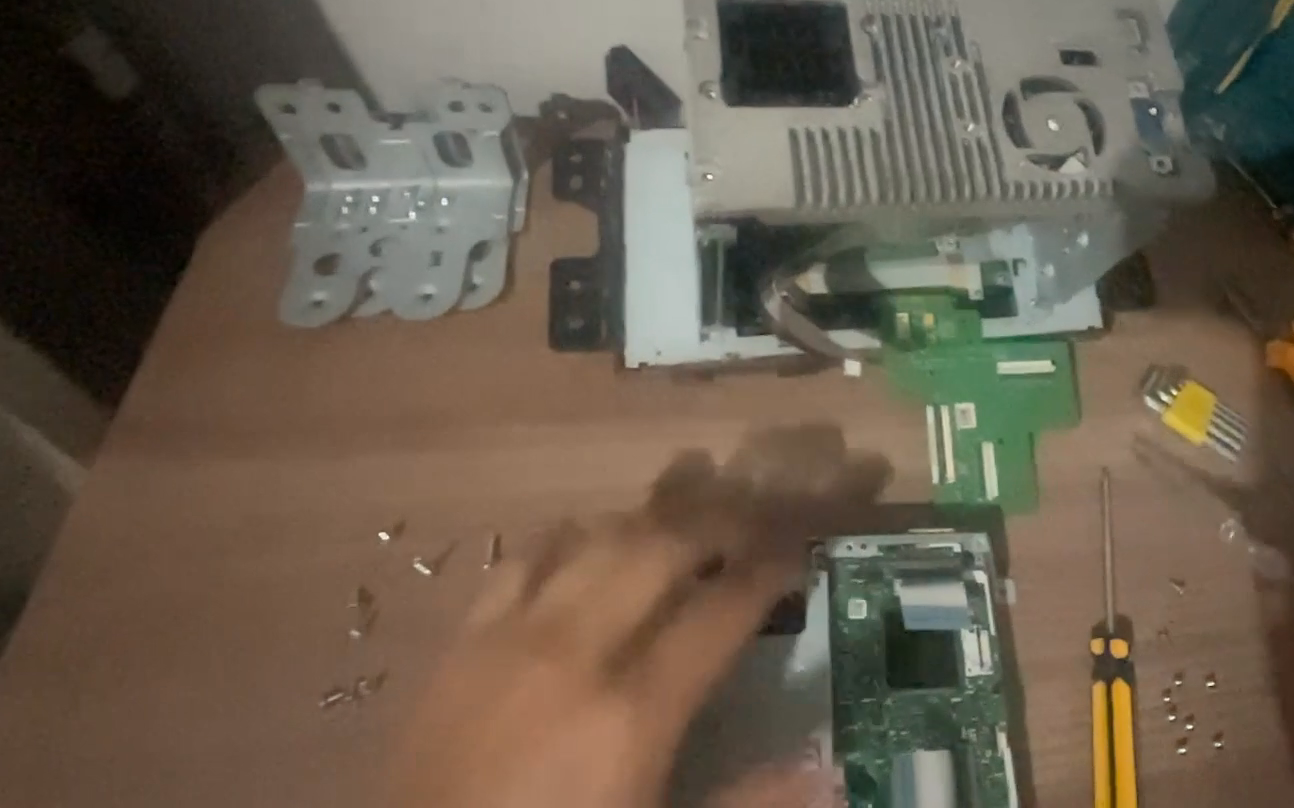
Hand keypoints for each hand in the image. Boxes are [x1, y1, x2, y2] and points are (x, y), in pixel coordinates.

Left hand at [383, 427, 887, 807]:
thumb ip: (746, 802)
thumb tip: (829, 769)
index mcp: (633, 712)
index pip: (722, 607)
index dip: (769, 569)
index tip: (797, 551)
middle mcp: (578, 649)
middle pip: (665, 546)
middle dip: (720, 521)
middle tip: (754, 521)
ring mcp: (514, 635)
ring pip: (601, 536)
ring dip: (655, 516)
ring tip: (690, 514)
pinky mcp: (464, 639)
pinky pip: (527, 555)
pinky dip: (574, 535)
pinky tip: (594, 539)